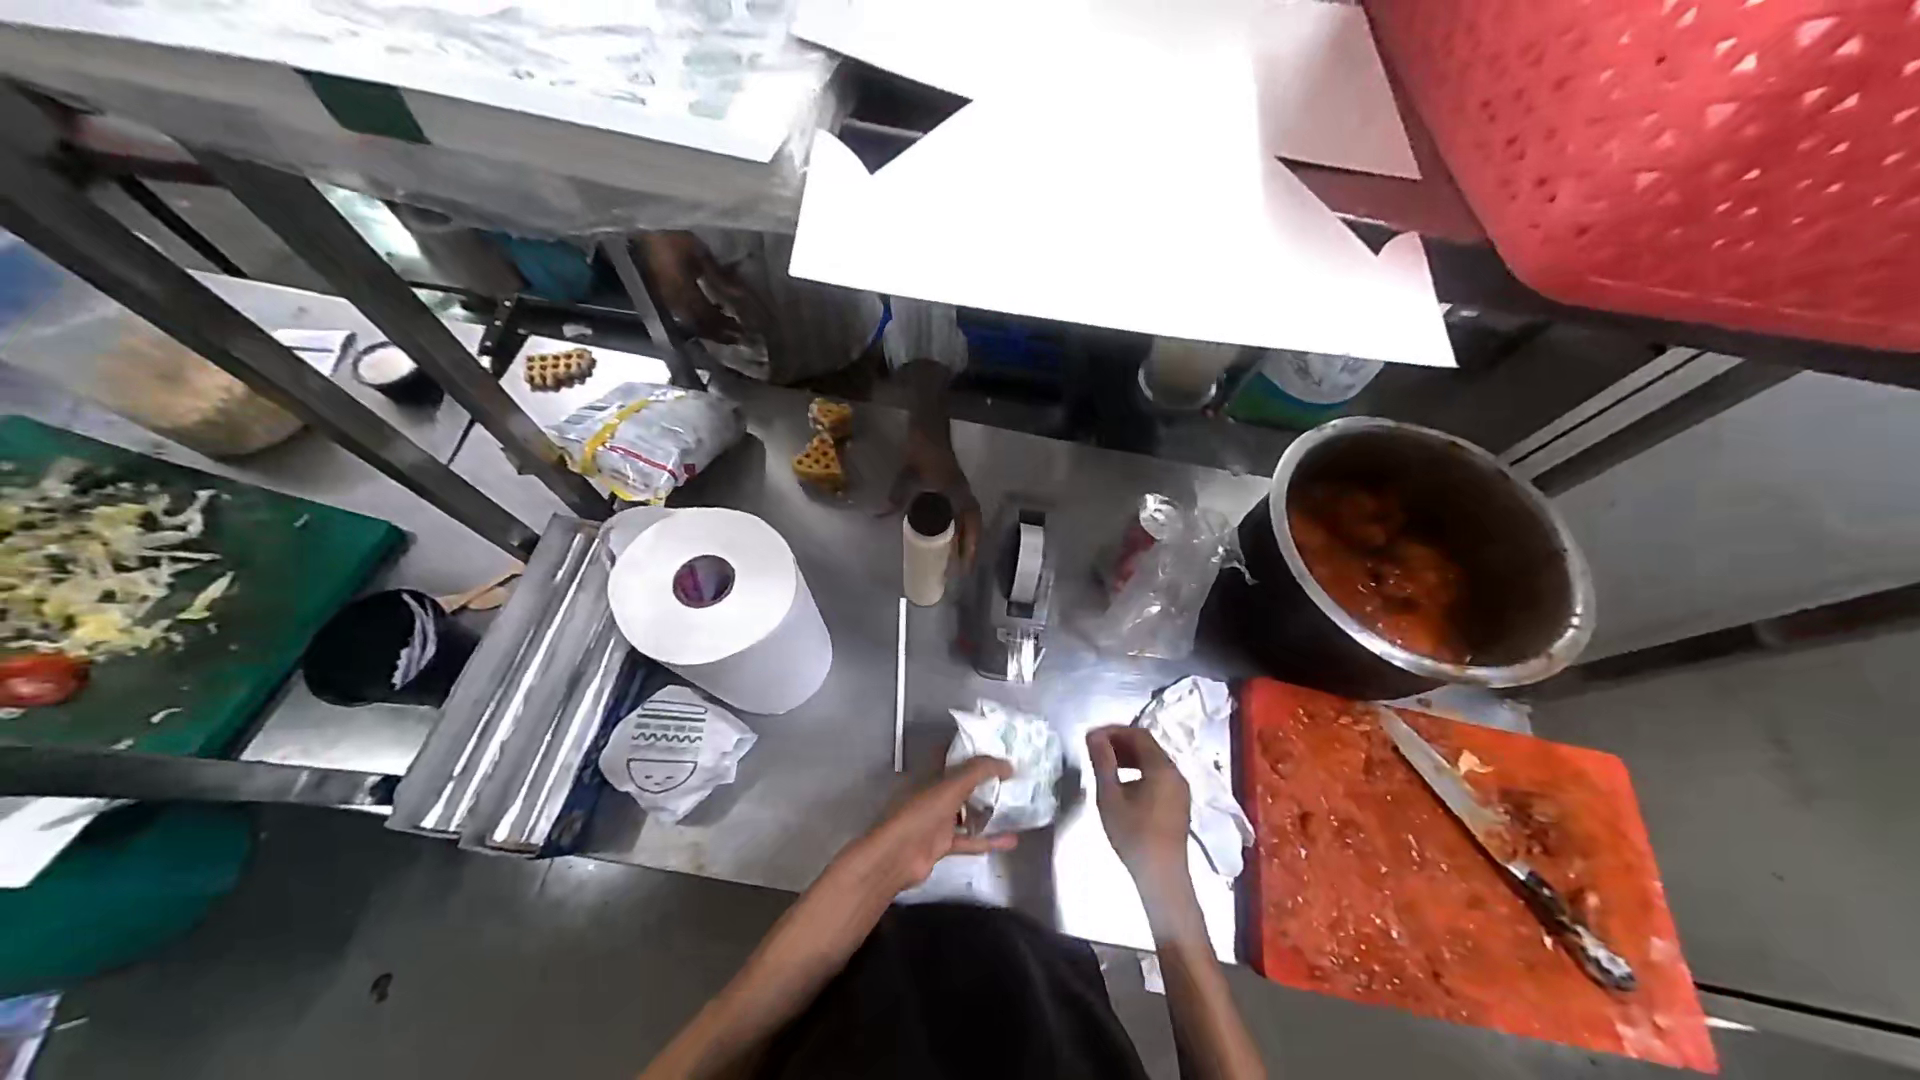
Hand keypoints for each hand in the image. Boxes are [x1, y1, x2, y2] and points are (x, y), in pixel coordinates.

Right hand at [633, 231, 761, 343]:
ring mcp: (666, 302)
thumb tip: (740, 294)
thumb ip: (718, 275)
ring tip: (726, 327)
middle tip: (737, 337)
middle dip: (720, 333)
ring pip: (691, 323)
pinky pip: (683, 315)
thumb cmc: (669, 238)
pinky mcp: (661, 298)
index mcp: (683, 292)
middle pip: (700, 325)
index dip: (725, 325)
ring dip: (710, 328)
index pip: (708, 316)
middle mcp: (674, 303)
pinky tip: (709, 312)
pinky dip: (699, 318)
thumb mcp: (698, 252)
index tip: (742, 331)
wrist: (637, 232)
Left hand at [835, 756, 1015, 895]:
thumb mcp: (951, 785)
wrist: (897, 856)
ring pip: (967, 811)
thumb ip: (979, 771)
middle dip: (986, 781)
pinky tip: (1011, 840)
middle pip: (962, 783)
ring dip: (989, 811)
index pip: (953, 755)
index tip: (999, 749)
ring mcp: (936, 819)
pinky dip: (988, 839)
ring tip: (1016, 806)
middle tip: (1014, 778)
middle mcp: (933, 793)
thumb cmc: (921, 812)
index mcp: (930, 773)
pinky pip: (969, 838)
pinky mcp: (941, 843)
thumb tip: (1009, 764)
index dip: (973, 750)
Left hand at [887, 427, 981, 566]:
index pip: (971, 526)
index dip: (970, 546)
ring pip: (967, 520)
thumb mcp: (910, 475)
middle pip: (973, 526)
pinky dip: (956, 525)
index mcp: (959, 495)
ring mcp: (959, 489)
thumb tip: (881, 517)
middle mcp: (963, 494)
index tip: (965, 566)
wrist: (930, 425)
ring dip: (964, 536)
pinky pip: (958, 511)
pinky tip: (944, 532)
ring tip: (956, 555)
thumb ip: (898, 497)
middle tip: (961, 567)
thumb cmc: (925, 450)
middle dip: (969, 547)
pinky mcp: (951, 485)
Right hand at [1087, 726, 1191, 885]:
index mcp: (1162, 767)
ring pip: (1153, 760)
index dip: (1113, 731)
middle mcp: (1176, 772)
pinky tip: (1122, 782)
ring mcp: (1180, 788)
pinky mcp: (1178, 802)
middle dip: (1120, 742)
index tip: (1091, 737)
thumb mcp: (1110, 796)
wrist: (1161, 875)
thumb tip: (1094, 736)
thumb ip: (1102, 762)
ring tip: (1105, 764)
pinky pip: (1158, 774)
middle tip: (1094, 748)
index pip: (1138, 734)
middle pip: (1147, 745)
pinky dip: (1139, 769)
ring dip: (1128, 756)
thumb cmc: (1133, 834)